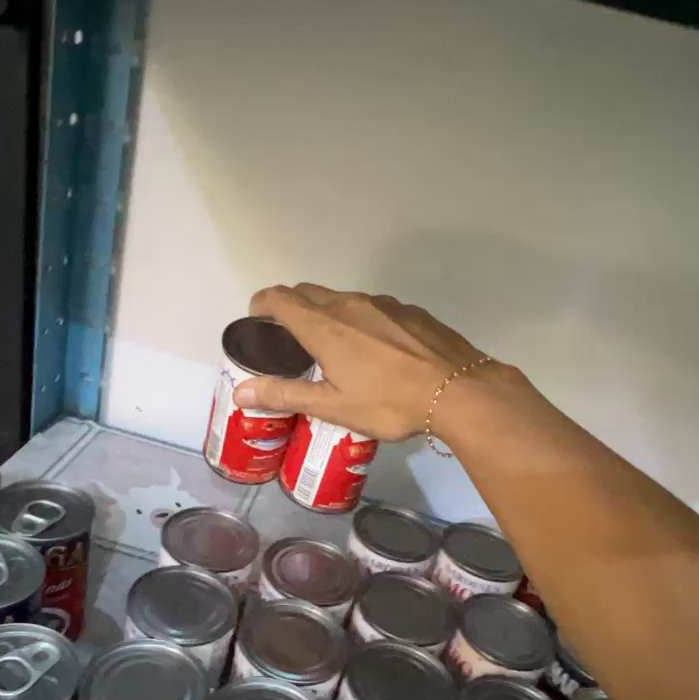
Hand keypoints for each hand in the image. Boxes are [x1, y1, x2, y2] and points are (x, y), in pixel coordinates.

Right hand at [233, 283, 500, 441]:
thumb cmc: (390, 403)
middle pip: (308, 292)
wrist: (459, 391)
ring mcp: (384, 303)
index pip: (279, 298)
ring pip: (343, 299)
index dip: (261, 304)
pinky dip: (362, 320)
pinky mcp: (411, 311)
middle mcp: (350, 304)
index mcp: (324, 326)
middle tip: (289, 339)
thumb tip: (239, 392)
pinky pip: (374, 307)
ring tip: (334, 347)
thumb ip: (285, 395)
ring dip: (328, 314)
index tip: (257, 320)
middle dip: (291, 307)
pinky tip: (376, 351)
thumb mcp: (333, 406)